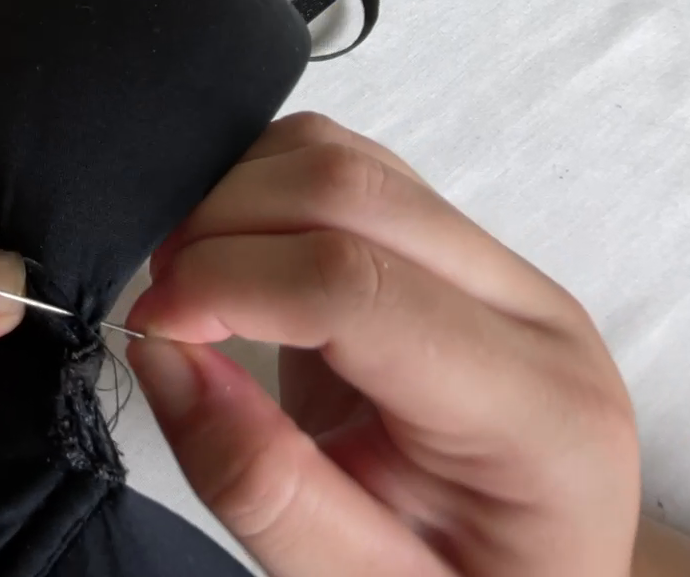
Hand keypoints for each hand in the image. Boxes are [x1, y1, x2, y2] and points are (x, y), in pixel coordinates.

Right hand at [125, 113, 639, 576]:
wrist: (515, 574)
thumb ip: (259, 485)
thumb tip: (161, 350)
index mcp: (535, 412)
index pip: (354, 285)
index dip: (225, 284)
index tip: (154, 328)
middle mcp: (528, 306)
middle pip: (343, 190)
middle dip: (215, 226)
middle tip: (167, 301)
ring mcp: (486, 255)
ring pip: (333, 154)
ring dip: (229, 195)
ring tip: (194, 275)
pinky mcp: (435, 230)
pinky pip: (328, 155)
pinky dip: (249, 180)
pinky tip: (232, 249)